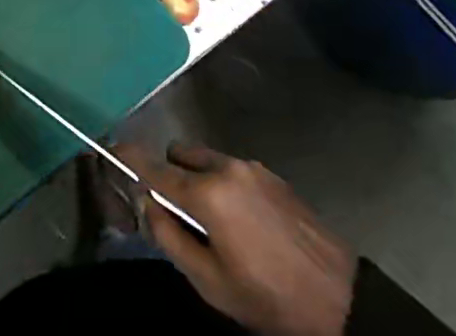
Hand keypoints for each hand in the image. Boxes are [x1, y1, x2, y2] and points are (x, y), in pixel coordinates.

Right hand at [114, 142, 356, 335]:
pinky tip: (245, 224)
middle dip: (170, 176)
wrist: (347, 304)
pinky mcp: (275, 177)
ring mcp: (254, 169)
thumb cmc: (270, 298)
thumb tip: (149, 205)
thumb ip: (169, 237)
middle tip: (180, 214)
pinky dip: (225, 185)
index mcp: (207, 193)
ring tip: (217, 223)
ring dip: (198, 179)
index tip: (108, 151)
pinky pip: (232, 170)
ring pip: (205, 160)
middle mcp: (227, 168)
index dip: (126, 158)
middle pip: (177, 155)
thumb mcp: (210, 282)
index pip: (152, 167)